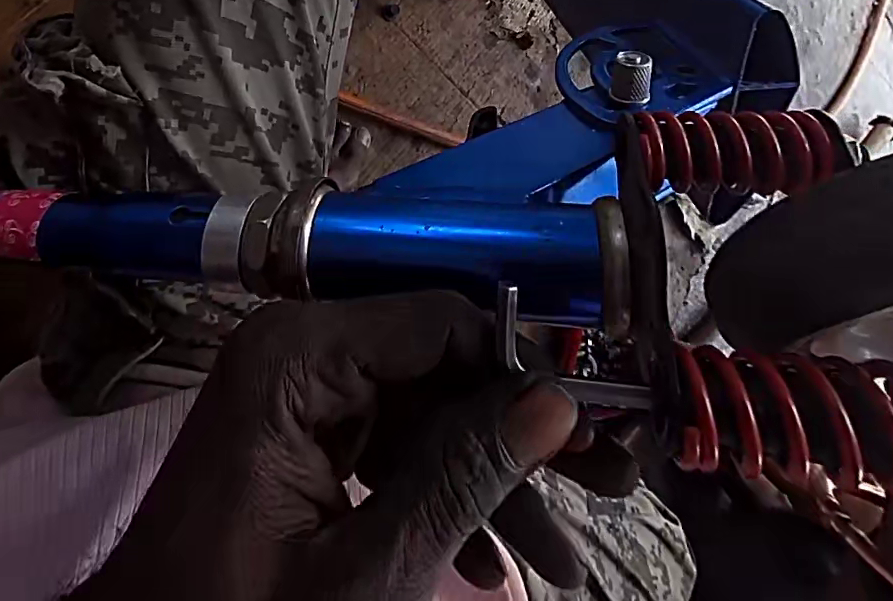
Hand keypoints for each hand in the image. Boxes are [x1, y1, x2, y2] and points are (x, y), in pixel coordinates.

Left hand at [81, 292, 611, 599]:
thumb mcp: (365, 573)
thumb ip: (462, 478)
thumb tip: (554, 405)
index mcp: (299, 353)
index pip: (437, 320)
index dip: (511, 369)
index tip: (576, 428)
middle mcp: (301, 344)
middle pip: (436, 363)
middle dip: (509, 433)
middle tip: (593, 484)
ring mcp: (303, 382)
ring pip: (424, 404)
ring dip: (484, 473)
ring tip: (554, 552)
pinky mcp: (307, 419)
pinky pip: (391, 433)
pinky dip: (438, 485)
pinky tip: (488, 555)